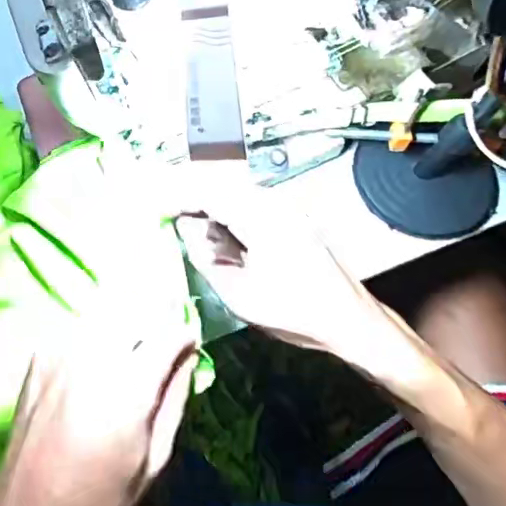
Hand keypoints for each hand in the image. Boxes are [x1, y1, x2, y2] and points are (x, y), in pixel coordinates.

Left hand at [0, 301, 197, 505]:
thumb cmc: (101, 499)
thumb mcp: (154, 458)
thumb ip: (175, 398)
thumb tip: (189, 356)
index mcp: (129, 387)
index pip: (168, 333)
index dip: (184, 334)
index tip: (188, 342)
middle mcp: (95, 357)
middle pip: (136, 311)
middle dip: (154, 320)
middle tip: (160, 340)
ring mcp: (62, 351)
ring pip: (104, 311)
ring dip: (124, 319)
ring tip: (129, 343)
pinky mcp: (39, 354)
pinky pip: (77, 326)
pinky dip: (94, 331)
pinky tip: (95, 356)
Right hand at [172, 163, 385, 357]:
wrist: (351, 319)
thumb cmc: (297, 311)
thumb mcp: (240, 294)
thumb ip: (207, 259)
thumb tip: (186, 234)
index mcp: (259, 214)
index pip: (208, 192)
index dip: (177, 196)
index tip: (154, 206)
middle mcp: (272, 201)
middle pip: (220, 186)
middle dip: (189, 196)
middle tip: (163, 210)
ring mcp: (283, 207)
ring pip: (234, 194)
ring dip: (207, 205)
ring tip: (183, 221)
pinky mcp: (289, 218)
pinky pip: (248, 205)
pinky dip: (226, 214)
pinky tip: (215, 232)